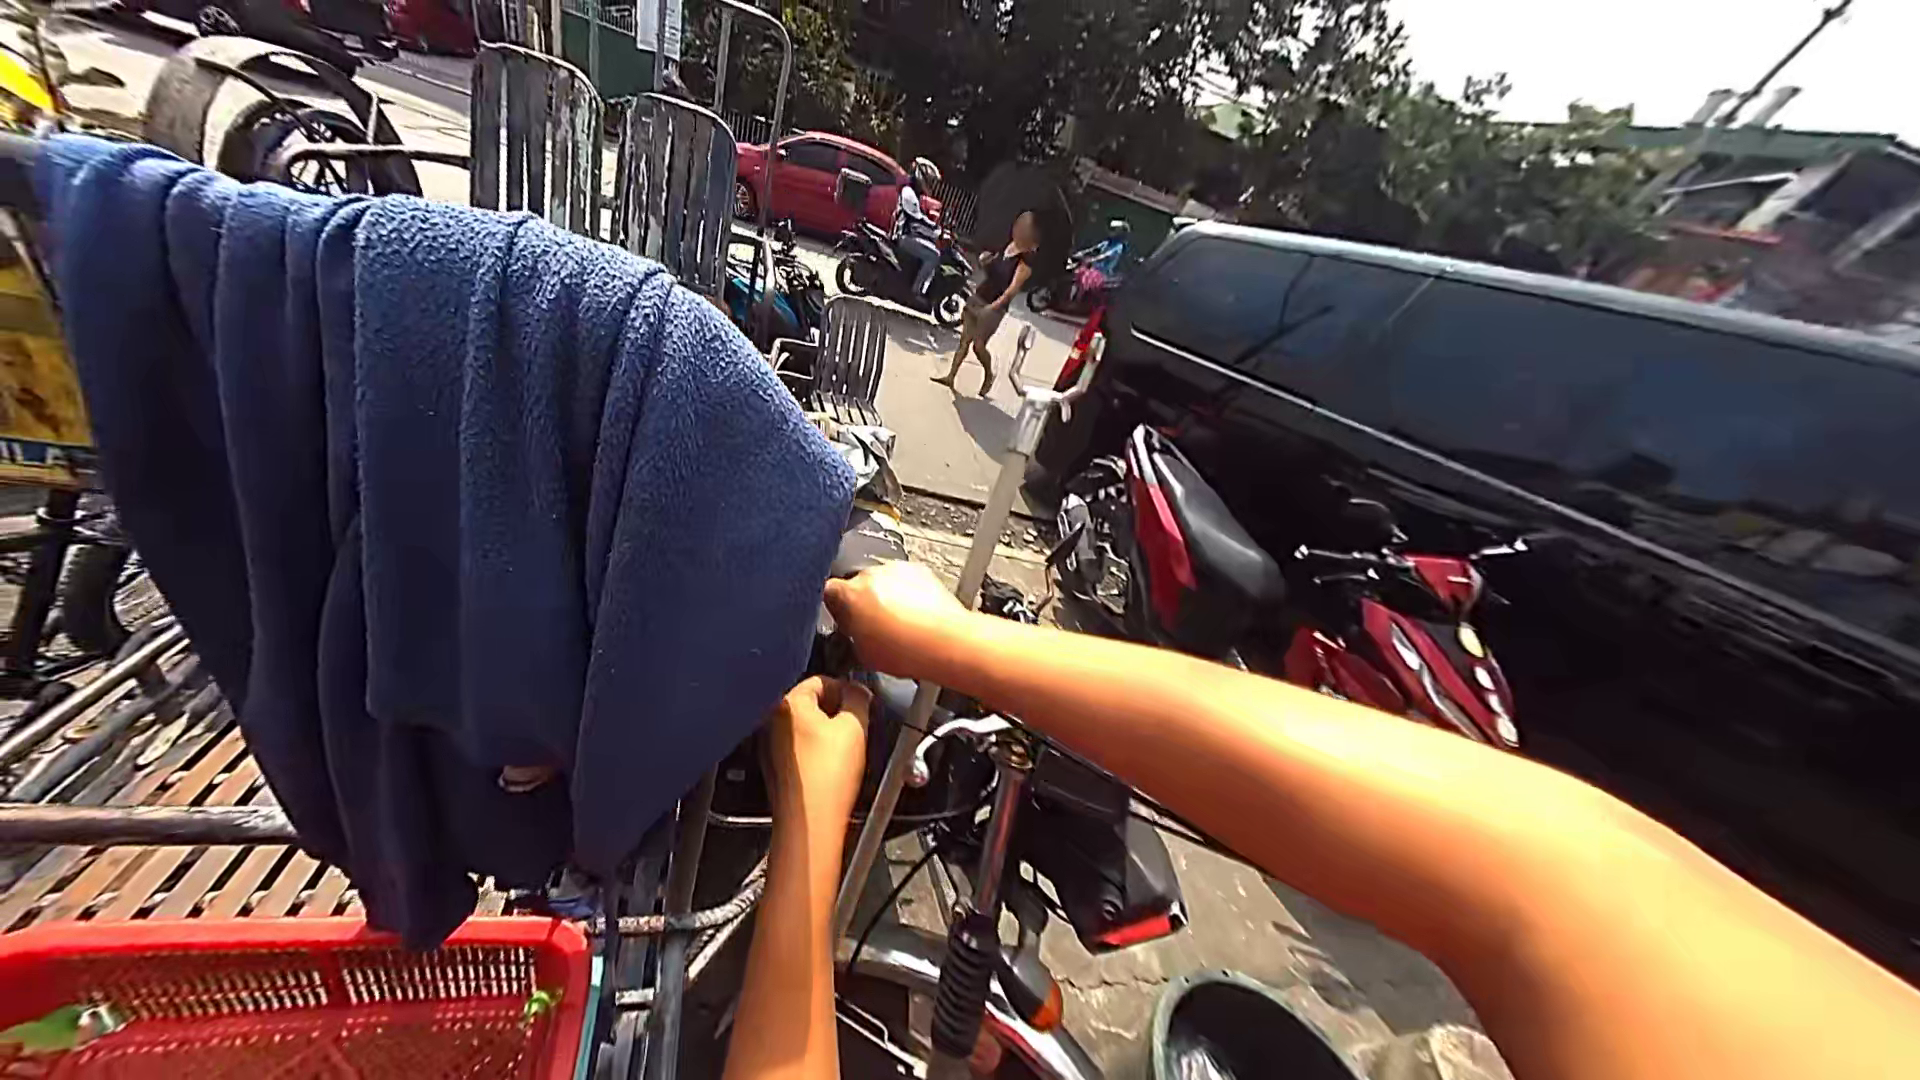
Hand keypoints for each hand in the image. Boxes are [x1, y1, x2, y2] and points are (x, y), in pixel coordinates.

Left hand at [765, 676, 870, 820]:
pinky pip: (799, 747)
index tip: (861, 702)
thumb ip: (859, 697)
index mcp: (787, 703)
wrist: (810, 824)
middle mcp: (770, 720)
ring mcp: (768, 745)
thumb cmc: (827, 779)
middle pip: (812, 702)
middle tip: (856, 726)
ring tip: (845, 750)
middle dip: (837, 711)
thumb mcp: (856, 726)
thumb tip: (858, 690)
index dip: (848, 689)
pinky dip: (815, 750)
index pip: (822, 679)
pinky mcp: (774, 767)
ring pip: (806, 725)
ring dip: (826, 731)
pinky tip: (830, 766)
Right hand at [823, 562, 967, 679]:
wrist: (945, 641)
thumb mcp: (864, 655)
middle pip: (858, 584)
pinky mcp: (919, 570)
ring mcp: (896, 569)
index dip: (835, 607)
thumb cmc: (908, 650)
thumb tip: (852, 636)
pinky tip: (915, 613)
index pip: (828, 591)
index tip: (844, 619)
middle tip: (875, 625)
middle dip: (864, 601)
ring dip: (886, 595)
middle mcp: (870, 574)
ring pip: (883, 580)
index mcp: (849, 594)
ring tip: (900, 622)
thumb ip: (851, 637)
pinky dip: (907, 591)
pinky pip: (905, 578)